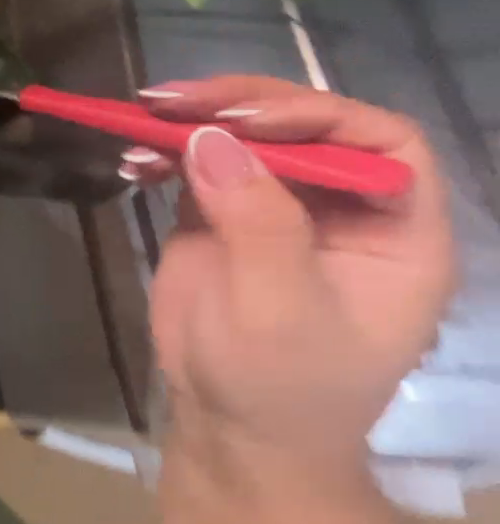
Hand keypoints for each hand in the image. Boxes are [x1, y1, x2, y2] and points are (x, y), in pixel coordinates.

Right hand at [132, 77, 453, 471]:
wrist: (233, 421)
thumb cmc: (282, 381)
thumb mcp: (278, 309)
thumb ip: (257, 224)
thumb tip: (210, 139)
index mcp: (392, 233)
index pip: (380, 145)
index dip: (319, 118)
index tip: (242, 122)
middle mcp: (341, 209)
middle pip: (305, 127)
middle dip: (240, 105)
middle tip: (172, 101)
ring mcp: (277, 207)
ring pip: (246, 136)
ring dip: (193, 119)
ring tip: (140, 116)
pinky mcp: (220, 212)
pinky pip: (198, 162)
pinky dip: (163, 150)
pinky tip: (131, 160)